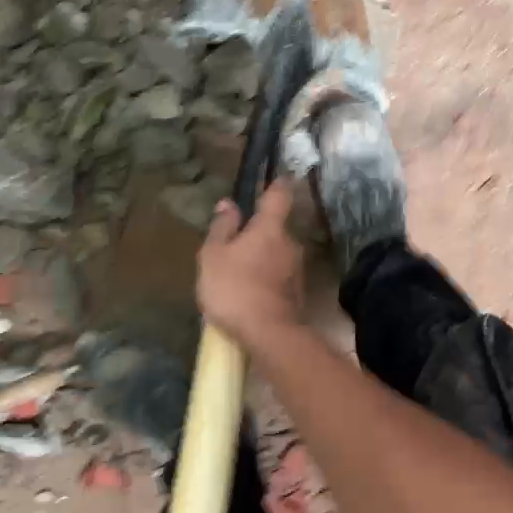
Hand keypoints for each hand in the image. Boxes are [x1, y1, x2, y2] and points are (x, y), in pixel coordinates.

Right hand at [197, 179, 305, 345]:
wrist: (269, 335)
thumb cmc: (235, 289)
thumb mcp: (214, 256)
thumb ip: (222, 227)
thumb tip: (229, 204)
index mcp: (270, 228)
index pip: (279, 195)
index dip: (276, 184)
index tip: (275, 178)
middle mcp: (290, 243)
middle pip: (274, 229)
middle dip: (257, 234)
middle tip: (231, 247)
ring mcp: (297, 270)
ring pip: (276, 254)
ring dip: (260, 259)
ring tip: (236, 276)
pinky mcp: (298, 294)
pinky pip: (278, 277)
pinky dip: (265, 279)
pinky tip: (249, 295)